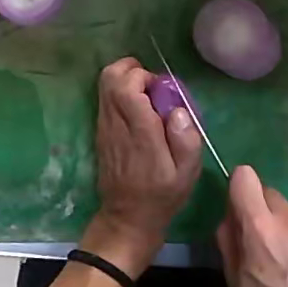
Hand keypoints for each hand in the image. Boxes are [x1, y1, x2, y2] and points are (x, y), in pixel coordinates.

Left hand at [84, 57, 202, 275]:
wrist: (128, 217)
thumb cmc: (162, 194)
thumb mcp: (187, 172)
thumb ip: (186, 138)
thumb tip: (177, 109)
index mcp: (139, 132)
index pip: (126, 87)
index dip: (142, 76)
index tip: (162, 89)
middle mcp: (116, 124)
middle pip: (109, 78)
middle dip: (131, 69)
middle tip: (153, 85)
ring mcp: (104, 127)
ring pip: (104, 86)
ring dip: (125, 80)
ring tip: (147, 96)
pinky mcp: (101, 131)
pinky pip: (105, 100)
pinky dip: (120, 94)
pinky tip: (138, 111)